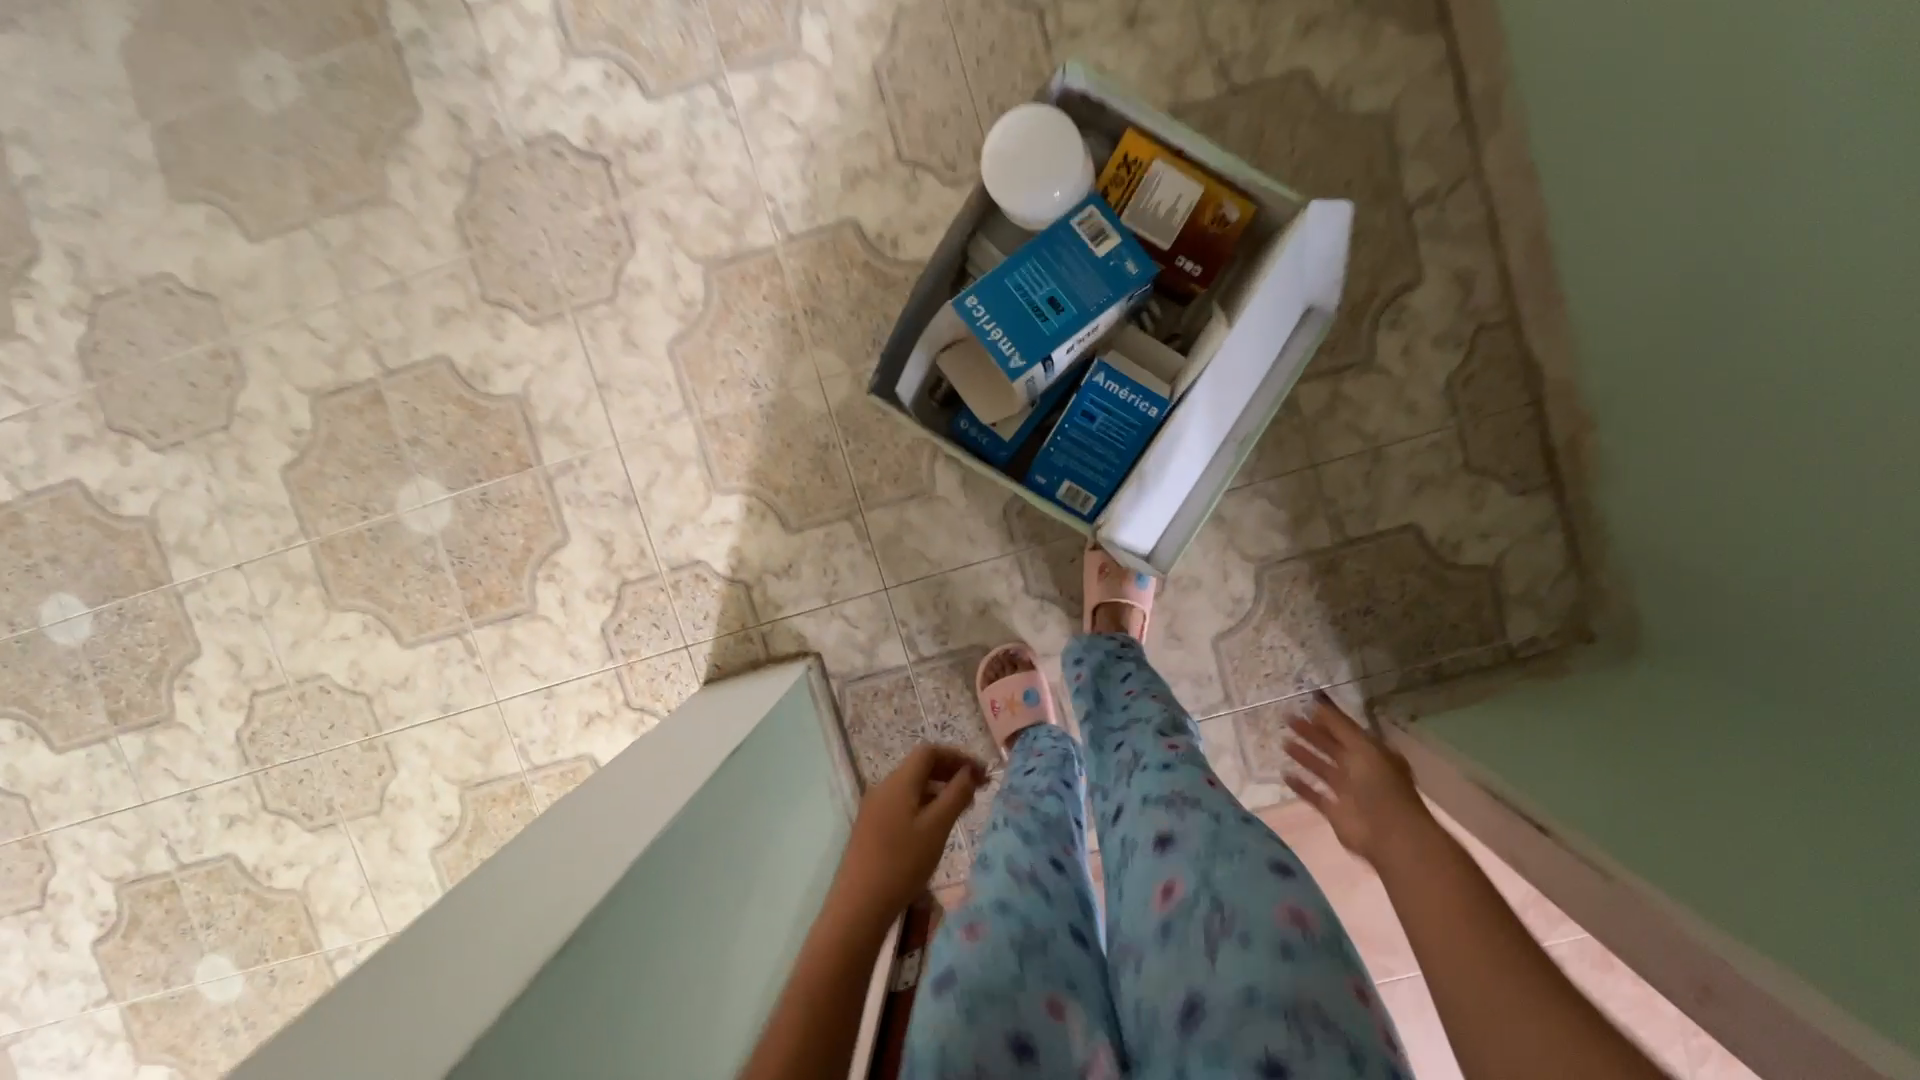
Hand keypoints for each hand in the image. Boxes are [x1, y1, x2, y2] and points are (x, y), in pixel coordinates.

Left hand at [829, 745, 986, 924]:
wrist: (860, 904)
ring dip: (938, 790)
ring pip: (911, 787)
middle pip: (919, 767)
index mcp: (898, 782)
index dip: (958, 756)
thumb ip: (957, 795)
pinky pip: (902, 804)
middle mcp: (883, 787)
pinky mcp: (871, 827)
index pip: (929, 752)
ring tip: (961, 809)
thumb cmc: (903, 862)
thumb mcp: (937, 827)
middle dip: (950, 772)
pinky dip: (924, 805)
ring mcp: (874, 808)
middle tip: (977, 789)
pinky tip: (935, 827)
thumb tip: (970, 771)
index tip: (981, 773)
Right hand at [1284, 696, 1434, 866]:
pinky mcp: (1335, 811)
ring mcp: (1347, 791)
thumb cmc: (1380, 785)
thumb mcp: (1363, 747)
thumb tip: (1317, 703)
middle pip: (1331, 747)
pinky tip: (1284, 774)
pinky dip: (1300, 785)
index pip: (1346, 731)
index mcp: (1372, 753)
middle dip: (1311, 733)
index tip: (1305, 707)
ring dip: (1304, 756)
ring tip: (1284, 742)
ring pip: (1322, 769)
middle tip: (1287, 719)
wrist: (1389, 834)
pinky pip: (1314, 794)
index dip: (1327, 720)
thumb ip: (1339, 726)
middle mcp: (1360, 770)